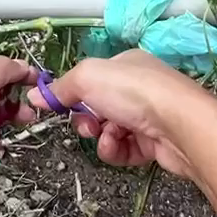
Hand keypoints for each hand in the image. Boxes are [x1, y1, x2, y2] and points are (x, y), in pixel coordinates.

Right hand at [27, 51, 216, 181]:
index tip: (59, 106)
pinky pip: (123, 151)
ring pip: (108, 132)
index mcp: (125, 65)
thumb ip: (61, 87)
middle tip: (89, 124)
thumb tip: (37, 96)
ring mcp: (147, 116)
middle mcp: (137, 88)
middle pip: (97, 107)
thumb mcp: (88, 77)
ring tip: (109, 136)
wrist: (180, 125)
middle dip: (86, 119)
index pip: (91, 79)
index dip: (73, 93)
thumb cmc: (135, 92)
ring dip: (100, 137)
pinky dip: (116, 151)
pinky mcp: (153, 143)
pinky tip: (120, 146)